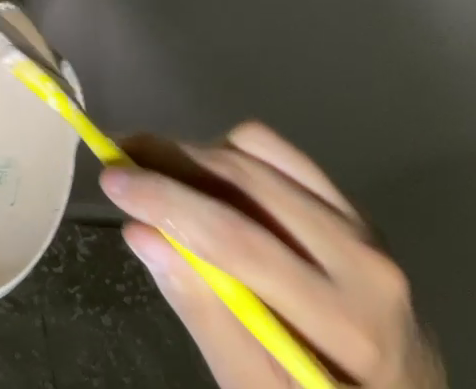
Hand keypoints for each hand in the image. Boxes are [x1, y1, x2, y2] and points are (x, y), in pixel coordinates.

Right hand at [101, 123, 443, 387]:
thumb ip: (203, 313)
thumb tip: (141, 233)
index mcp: (344, 323)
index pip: (238, 241)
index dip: (167, 201)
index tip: (110, 178)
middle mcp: (365, 263)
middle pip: (246, 182)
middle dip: (170, 162)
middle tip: (117, 159)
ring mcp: (365, 231)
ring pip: (263, 154)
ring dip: (198, 152)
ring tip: (156, 169)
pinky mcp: (356, 214)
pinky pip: (284, 156)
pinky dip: (234, 154)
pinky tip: (206, 179)